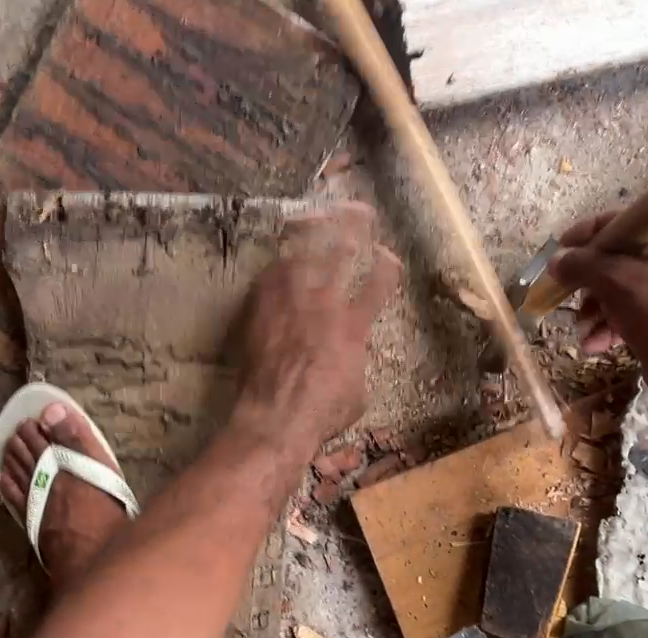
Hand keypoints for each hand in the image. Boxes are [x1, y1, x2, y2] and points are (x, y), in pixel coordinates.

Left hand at [233, 202, 401, 453]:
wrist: (277, 417)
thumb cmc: (321, 414)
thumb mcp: (356, 394)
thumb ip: (354, 365)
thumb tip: (350, 362)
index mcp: (354, 326)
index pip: (378, 283)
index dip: (386, 265)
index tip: (387, 254)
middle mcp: (325, 305)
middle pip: (341, 252)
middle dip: (353, 226)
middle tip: (359, 211)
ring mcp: (290, 303)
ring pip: (301, 253)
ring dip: (311, 231)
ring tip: (315, 215)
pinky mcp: (259, 310)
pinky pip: (268, 276)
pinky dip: (277, 264)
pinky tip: (278, 257)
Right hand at [550, 215, 647, 408]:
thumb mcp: (618, 282)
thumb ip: (583, 266)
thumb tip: (555, 261)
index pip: (620, 223)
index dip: (586, 235)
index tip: (558, 253)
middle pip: (613, 261)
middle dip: (586, 283)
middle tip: (563, 297)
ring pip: (614, 292)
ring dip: (592, 312)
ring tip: (583, 330)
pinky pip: (623, 315)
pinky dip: (605, 328)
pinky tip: (594, 345)